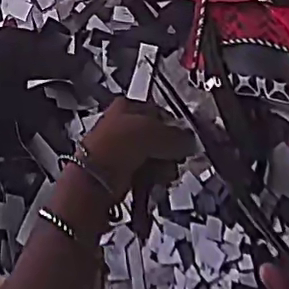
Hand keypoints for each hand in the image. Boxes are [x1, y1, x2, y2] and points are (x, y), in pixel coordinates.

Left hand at [79, 98, 193, 188]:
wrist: (97, 176)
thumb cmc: (117, 144)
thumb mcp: (155, 132)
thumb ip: (178, 136)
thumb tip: (190, 141)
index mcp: (126, 106)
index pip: (160, 113)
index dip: (175, 127)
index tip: (185, 140)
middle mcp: (122, 125)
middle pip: (159, 139)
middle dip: (168, 152)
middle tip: (170, 158)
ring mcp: (121, 150)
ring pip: (155, 159)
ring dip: (161, 169)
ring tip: (158, 172)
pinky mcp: (122, 173)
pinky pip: (147, 176)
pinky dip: (152, 181)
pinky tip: (151, 182)